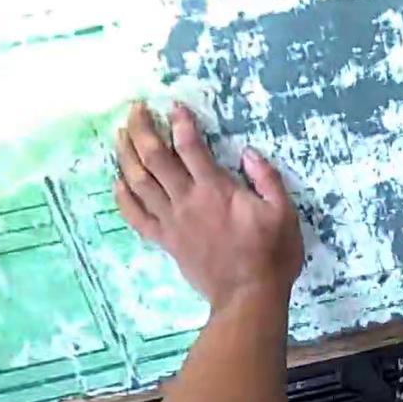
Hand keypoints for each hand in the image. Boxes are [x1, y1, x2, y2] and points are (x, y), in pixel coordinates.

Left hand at [114, 101, 303, 310]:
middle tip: (135, 109)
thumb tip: (249, 154)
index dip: (181, 122)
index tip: (175, 105)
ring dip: (125, 154)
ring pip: (137, 180)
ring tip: (120, 134)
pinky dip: (123, 196)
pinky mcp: (166, 240)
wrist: (249, 296)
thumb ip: (268, 180)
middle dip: (142, 128)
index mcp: (216, 189)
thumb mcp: (284, 214)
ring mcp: (171, 220)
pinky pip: (135, 215)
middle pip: (154, 156)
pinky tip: (118, 182)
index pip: (190, 146)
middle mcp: (186, 199)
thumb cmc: (272, 255)